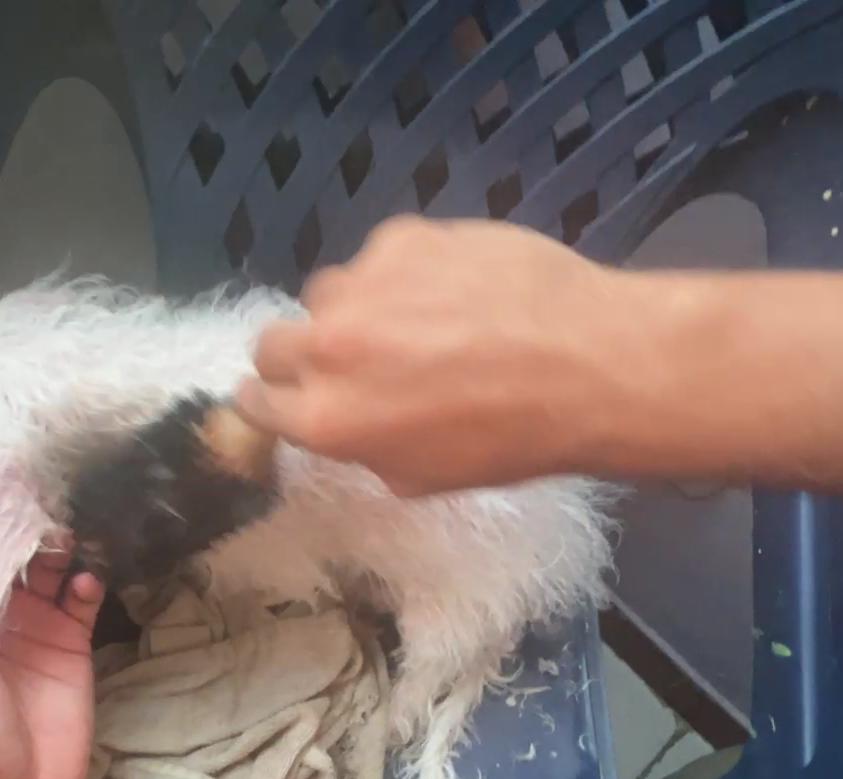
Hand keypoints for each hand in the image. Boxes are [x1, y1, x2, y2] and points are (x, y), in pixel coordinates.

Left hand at [0, 546, 106, 778]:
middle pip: (8, 565)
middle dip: (20, 537)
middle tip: (36, 507)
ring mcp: (38, 629)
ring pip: (47, 576)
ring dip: (56, 554)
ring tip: (66, 538)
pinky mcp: (73, 641)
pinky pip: (81, 602)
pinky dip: (86, 585)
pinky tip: (86, 581)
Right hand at [237, 216, 700, 495]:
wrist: (587, 366)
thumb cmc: (507, 443)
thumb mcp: (420, 476)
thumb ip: (360, 447)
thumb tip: (345, 421)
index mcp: (326, 420)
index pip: (254, 402)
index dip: (266, 399)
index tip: (282, 395)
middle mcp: (327, 349)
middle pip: (270, 342)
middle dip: (296, 355)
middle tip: (346, 361)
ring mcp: (361, 287)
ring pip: (324, 295)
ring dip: (351, 312)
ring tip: (413, 321)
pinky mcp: (401, 239)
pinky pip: (378, 260)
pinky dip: (401, 276)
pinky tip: (453, 290)